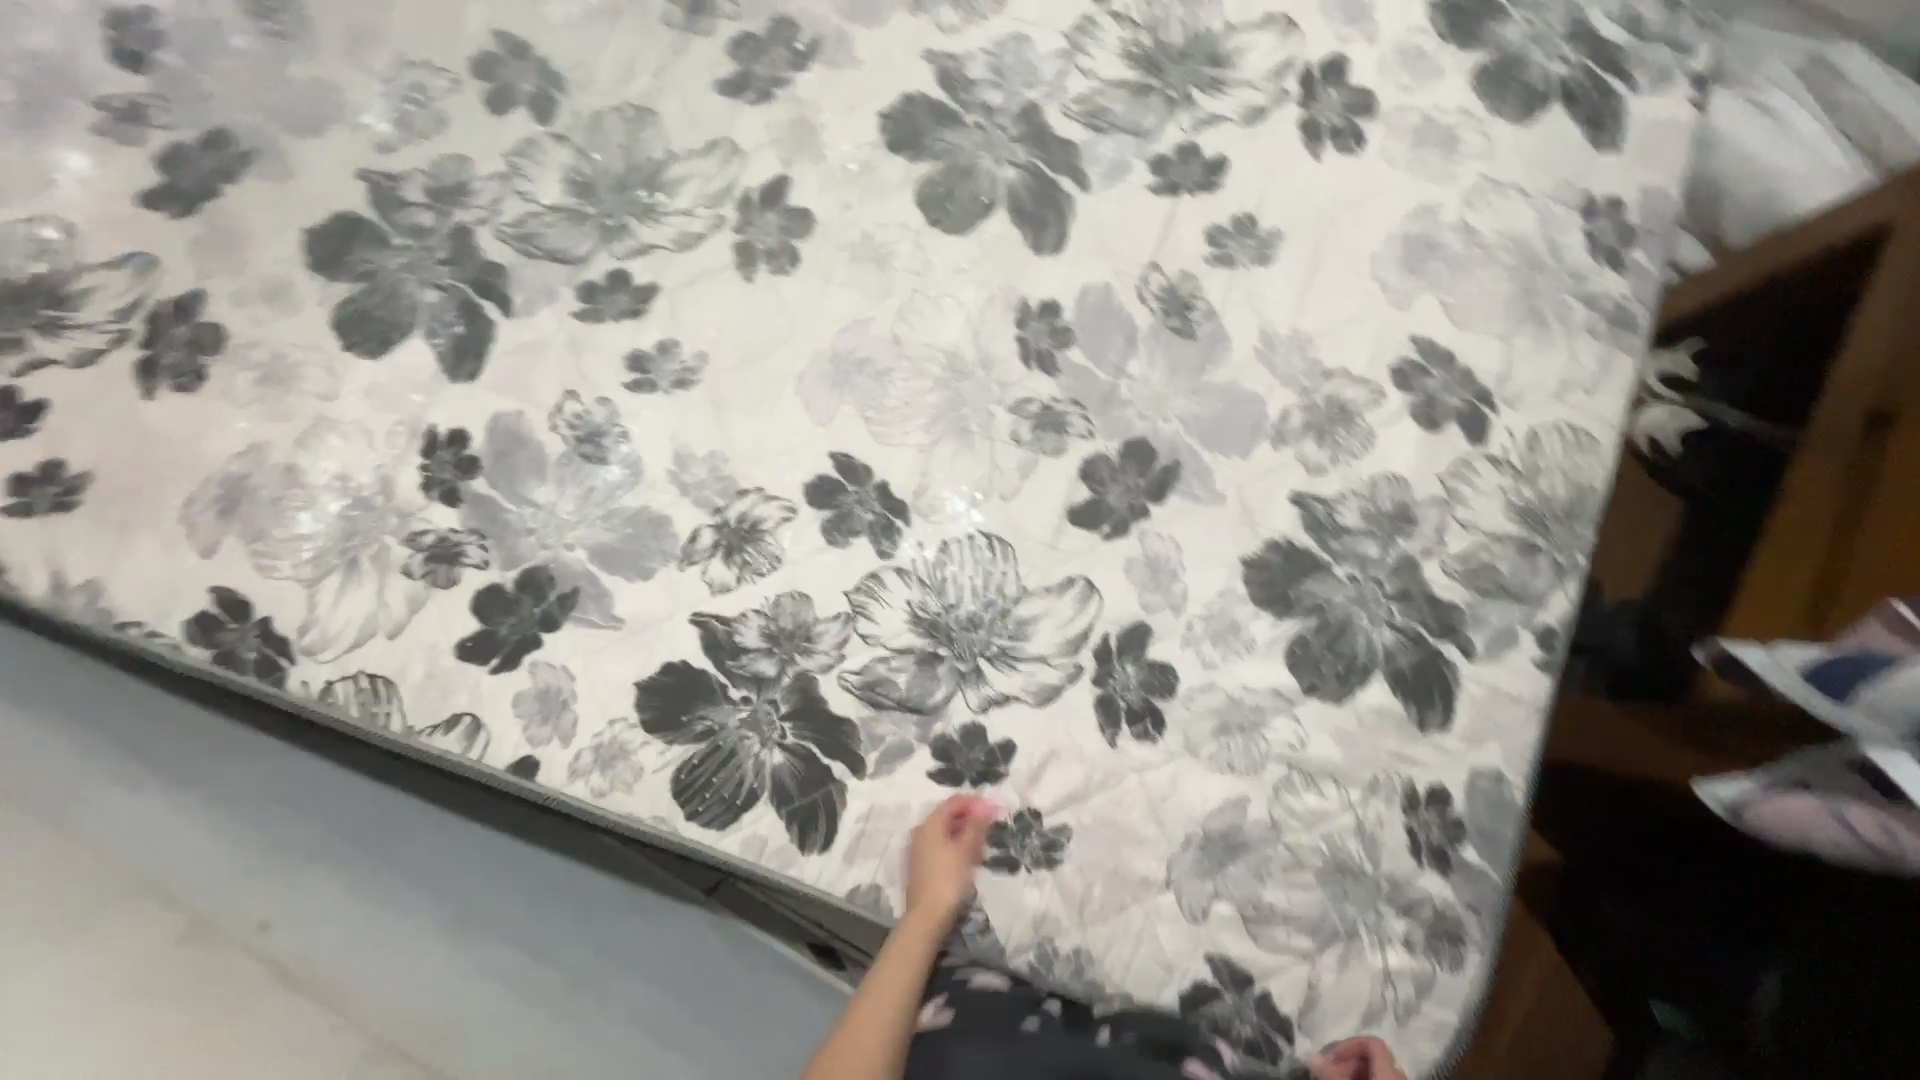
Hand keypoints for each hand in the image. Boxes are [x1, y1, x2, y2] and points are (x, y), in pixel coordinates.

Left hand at [904, 795, 996, 924]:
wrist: (927, 917)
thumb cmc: (949, 879)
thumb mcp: (966, 850)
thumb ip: (976, 825)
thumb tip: (987, 803)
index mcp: (930, 823)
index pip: (954, 802)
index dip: (974, 802)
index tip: (994, 809)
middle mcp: (921, 831)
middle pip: (948, 816)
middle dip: (970, 819)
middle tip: (990, 829)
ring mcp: (919, 848)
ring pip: (945, 832)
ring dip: (964, 834)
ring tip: (982, 847)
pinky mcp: (921, 864)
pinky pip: (940, 846)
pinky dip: (955, 847)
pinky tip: (968, 860)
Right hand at [1309, 1037, 1405, 1079]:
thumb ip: (1329, 1075)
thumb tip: (1313, 1058)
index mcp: (1390, 1074)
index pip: (1373, 1043)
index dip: (1349, 1045)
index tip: (1329, 1059)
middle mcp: (1399, 1079)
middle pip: (1373, 1060)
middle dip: (1346, 1064)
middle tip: (1327, 1076)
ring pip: (1376, 1076)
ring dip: (1352, 1077)